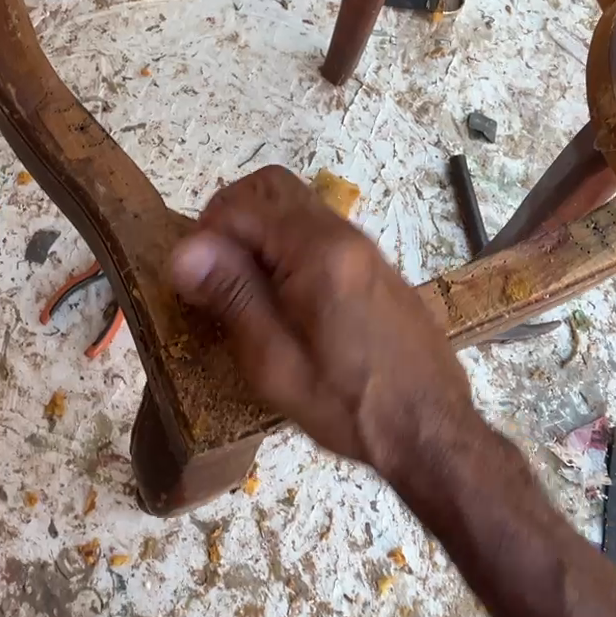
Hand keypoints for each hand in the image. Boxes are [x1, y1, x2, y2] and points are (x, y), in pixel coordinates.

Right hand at [169, 166, 478, 475]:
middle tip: (212, 267)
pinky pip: (317, 228)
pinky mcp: (374, 264)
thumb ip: (232, 295)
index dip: (203, 233)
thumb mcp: (275, 362)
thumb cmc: (347, 405)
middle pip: (271, 185)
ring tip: (241, 285)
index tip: (191, 277)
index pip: (241, 206)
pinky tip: (280, 295)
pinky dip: (284, 242)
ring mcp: (364, 246)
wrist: (432, 431)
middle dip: (229, 214)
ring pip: (295, 204)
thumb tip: (183, 250)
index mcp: (317, 253)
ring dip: (257, 228)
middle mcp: (343, 234)